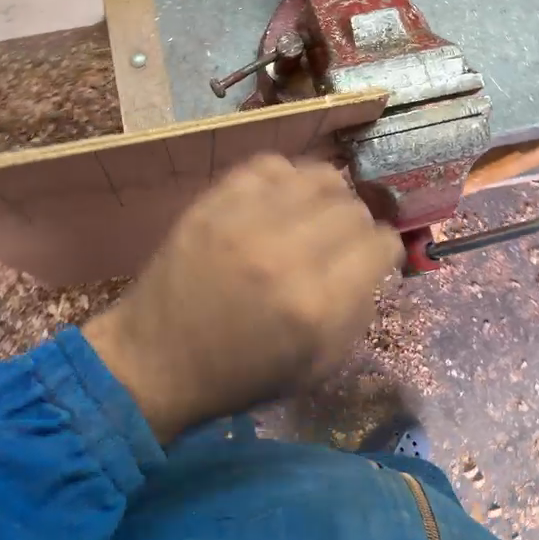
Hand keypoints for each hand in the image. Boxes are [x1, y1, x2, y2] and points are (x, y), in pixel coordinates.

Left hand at [83, 154, 402, 441]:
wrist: (155, 359)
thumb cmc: (240, 374)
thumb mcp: (316, 366)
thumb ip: (357, 311)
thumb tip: (374, 264)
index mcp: (316, 304)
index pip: (380, 243)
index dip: (383, 251)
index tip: (372, 259)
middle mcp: (286, 253)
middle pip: (352, 208)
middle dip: (357, 226)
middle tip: (340, 243)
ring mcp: (246, 221)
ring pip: (318, 176)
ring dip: (327, 195)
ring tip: (314, 214)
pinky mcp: (213, 203)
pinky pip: (270, 165)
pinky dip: (285, 180)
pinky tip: (279, 201)